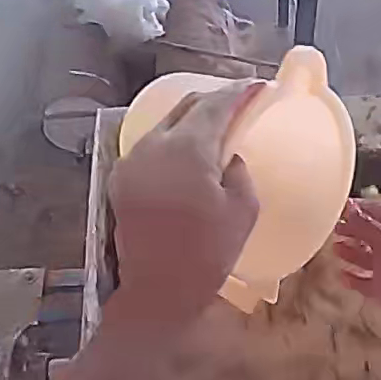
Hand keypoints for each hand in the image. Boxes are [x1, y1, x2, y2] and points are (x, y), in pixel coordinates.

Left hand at [106, 83, 261, 331]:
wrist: (158, 292)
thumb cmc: (208, 254)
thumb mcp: (243, 211)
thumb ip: (239, 171)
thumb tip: (229, 157)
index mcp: (186, 149)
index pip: (216, 106)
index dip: (240, 93)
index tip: (259, 87)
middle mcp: (152, 146)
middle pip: (186, 106)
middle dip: (215, 100)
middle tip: (240, 101)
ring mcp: (131, 162)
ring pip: (165, 125)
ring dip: (192, 120)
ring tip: (217, 126)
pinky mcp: (121, 180)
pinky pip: (152, 147)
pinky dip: (174, 142)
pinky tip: (189, 153)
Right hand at [333, 198, 380, 344]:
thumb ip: (367, 227)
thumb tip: (351, 210)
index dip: (363, 209)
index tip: (343, 209)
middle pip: (375, 234)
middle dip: (354, 230)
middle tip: (335, 227)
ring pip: (371, 257)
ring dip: (353, 252)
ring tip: (335, 248)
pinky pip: (369, 280)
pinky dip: (356, 277)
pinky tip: (343, 276)